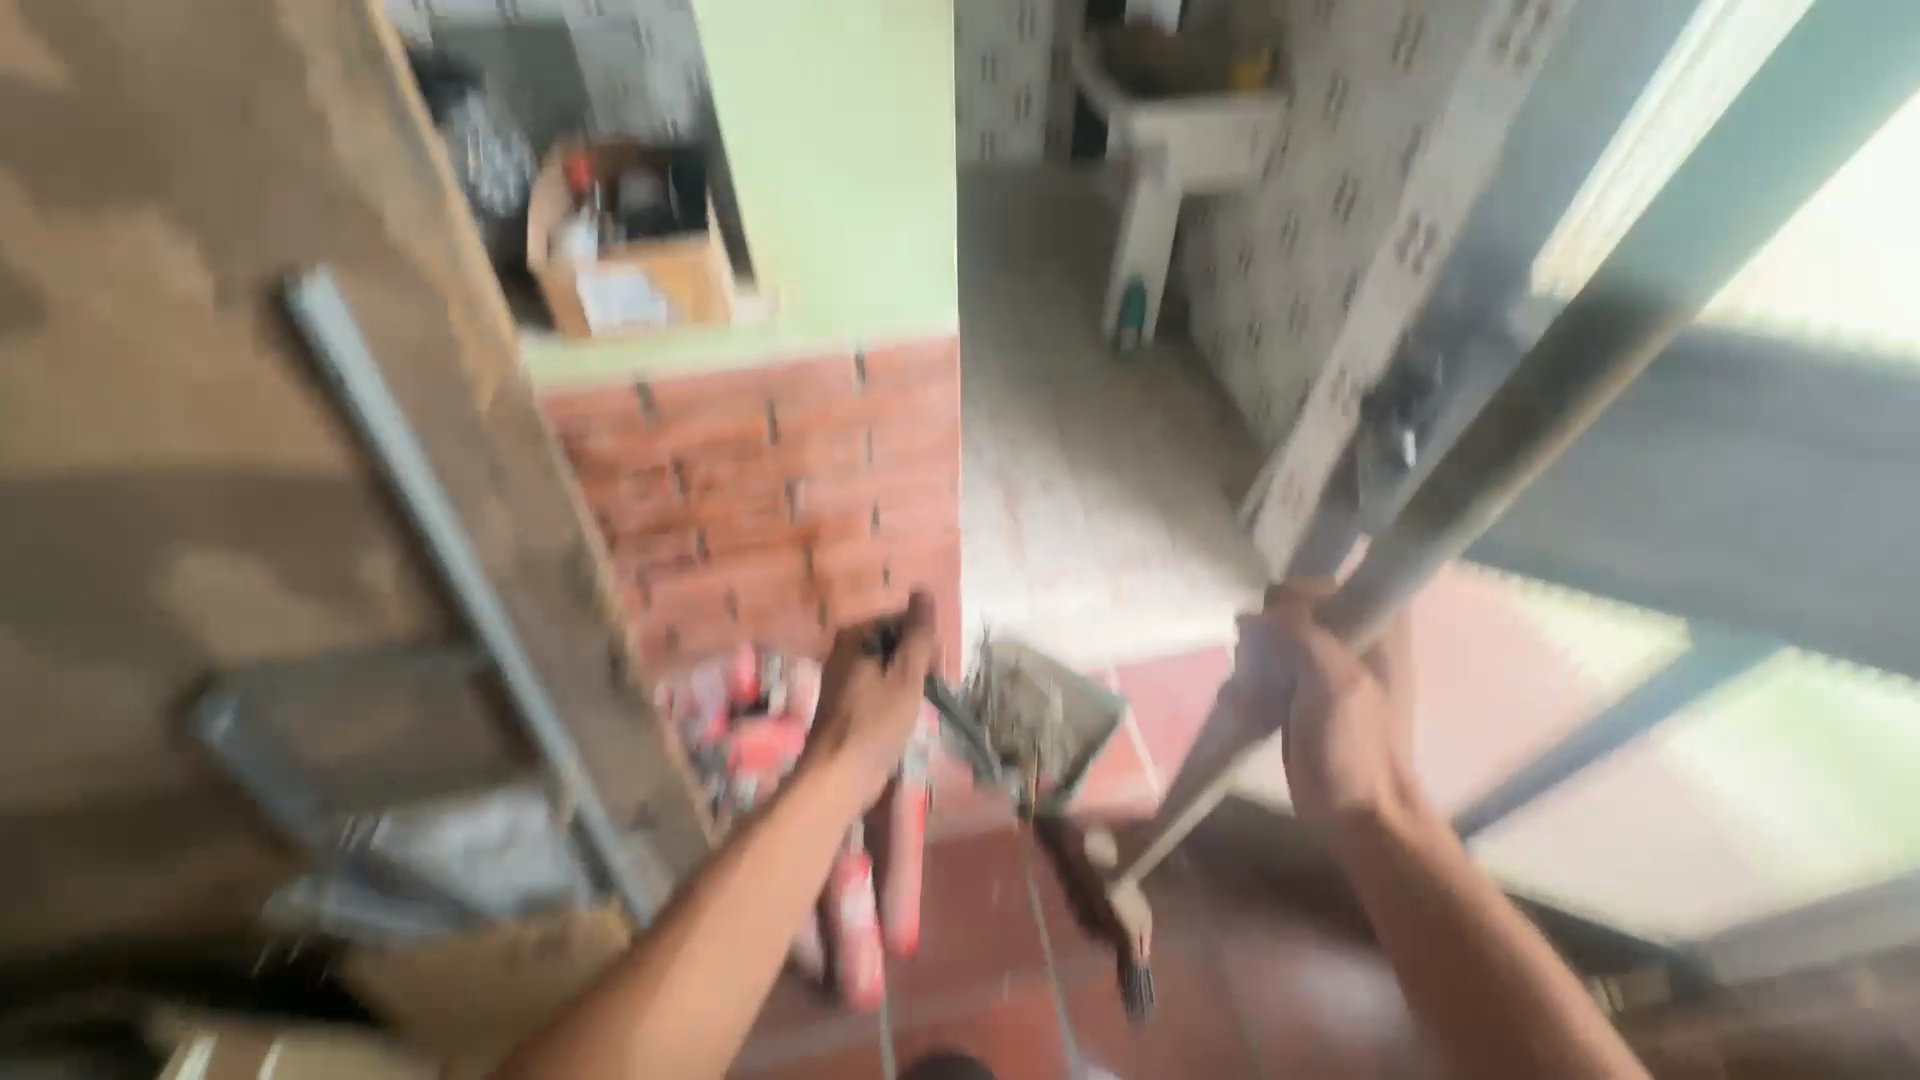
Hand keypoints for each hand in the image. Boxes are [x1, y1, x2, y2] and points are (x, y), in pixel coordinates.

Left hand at [800, 590, 939, 808]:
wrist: (839, 775)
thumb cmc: (876, 723)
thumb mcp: (906, 675)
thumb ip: (918, 633)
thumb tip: (924, 590)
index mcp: (854, 636)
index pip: (903, 620)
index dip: (924, 642)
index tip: (934, 670)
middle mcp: (844, 649)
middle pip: (896, 641)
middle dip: (916, 662)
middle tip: (925, 691)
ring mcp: (843, 675)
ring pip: (890, 665)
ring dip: (908, 682)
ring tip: (914, 706)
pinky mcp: (846, 700)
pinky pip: (879, 685)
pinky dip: (894, 696)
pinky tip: (901, 716)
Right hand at [1262, 581, 1423, 829]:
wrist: (1356, 813)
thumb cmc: (1356, 746)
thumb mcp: (1336, 681)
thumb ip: (1301, 633)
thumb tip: (1253, 614)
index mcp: (1378, 628)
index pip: (1329, 583)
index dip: (1298, 597)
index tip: (1280, 624)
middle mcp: (1351, 639)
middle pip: (1291, 609)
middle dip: (1267, 635)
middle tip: (1265, 665)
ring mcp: (1321, 668)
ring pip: (1271, 639)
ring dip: (1252, 662)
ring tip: (1253, 692)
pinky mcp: (1297, 694)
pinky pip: (1262, 669)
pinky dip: (1247, 684)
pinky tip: (1245, 706)